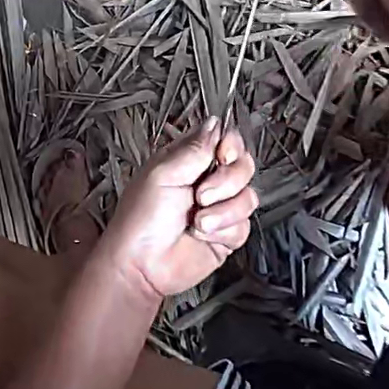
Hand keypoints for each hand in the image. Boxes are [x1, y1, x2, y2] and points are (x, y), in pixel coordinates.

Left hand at [99, 119, 256, 299]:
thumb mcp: (162, 173)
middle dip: (227, 180)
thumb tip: (214, 123)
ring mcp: (218, 207)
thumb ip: (193, 148)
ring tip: (197, 219)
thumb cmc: (140, 219)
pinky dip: (224, 230)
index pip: (225, 139)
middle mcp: (206, 180)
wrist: (142, 265)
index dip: (230, 145)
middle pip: (243, 165)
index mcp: (188, 159)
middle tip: (202, 194)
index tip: (222, 155)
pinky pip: (244, 225)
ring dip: (223, 210)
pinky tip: (202, 234)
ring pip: (248, 196)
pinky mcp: (227, 233)